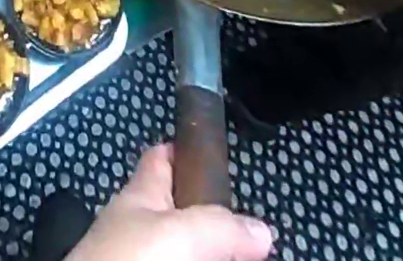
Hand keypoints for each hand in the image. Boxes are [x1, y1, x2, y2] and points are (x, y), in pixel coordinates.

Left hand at [66, 144, 273, 260]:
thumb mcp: (176, 235)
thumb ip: (219, 227)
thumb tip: (262, 229)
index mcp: (141, 197)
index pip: (160, 160)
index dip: (184, 152)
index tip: (216, 158)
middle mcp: (140, 229)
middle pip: (181, 215)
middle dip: (215, 227)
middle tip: (256, 245)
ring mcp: (142, 257)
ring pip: (182, 250)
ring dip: (210, 251)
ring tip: (247, 257)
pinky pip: (172, 260)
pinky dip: (192, 257)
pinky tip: (203, 259)